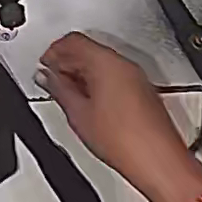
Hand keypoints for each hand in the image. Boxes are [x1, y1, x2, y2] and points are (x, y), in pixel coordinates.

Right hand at [38, 32, 201, 201]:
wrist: (157, 160)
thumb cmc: (124, 140)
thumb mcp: (78, 114)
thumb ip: (59, 88)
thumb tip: (48, 77)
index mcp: (106, 62)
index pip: (73, 41)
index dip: (53, 51)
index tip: (44, 65)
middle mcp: (124, 64)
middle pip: (88, 49)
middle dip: (66, 62)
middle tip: (50, 79)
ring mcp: (135, 77)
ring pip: (101, 63)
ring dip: (81, 74)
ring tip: (66, 94)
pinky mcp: (142, 91)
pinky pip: (115, 76)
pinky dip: (98, 83)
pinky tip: (88, 104)